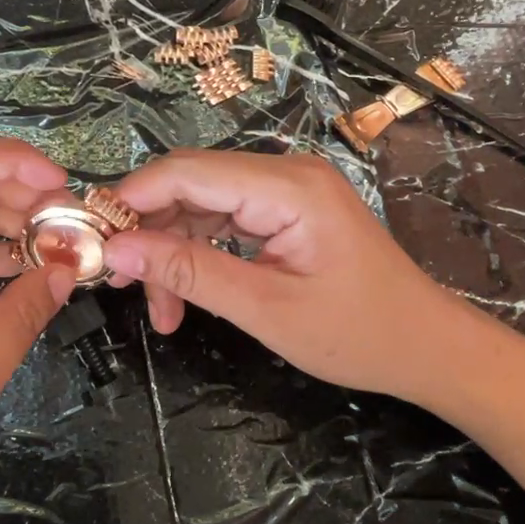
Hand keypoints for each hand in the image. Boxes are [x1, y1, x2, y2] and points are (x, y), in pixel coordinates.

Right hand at [102, 149, 467, 399]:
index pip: (187, 172)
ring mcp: (282, 189)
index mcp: (288, 187)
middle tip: (119, 281)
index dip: (133, 197)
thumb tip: (117, 249)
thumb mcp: (267, 310)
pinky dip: (195, 255)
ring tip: (158, 310)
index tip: (92, 234)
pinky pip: (220, 220)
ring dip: (170, 252)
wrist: (432, 351)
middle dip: (149, 232)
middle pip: (188, 186)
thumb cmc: (361, 335)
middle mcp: (282, 173)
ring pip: (197, 205)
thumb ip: (189, 272)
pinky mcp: (280, 210)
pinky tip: (181, 297)